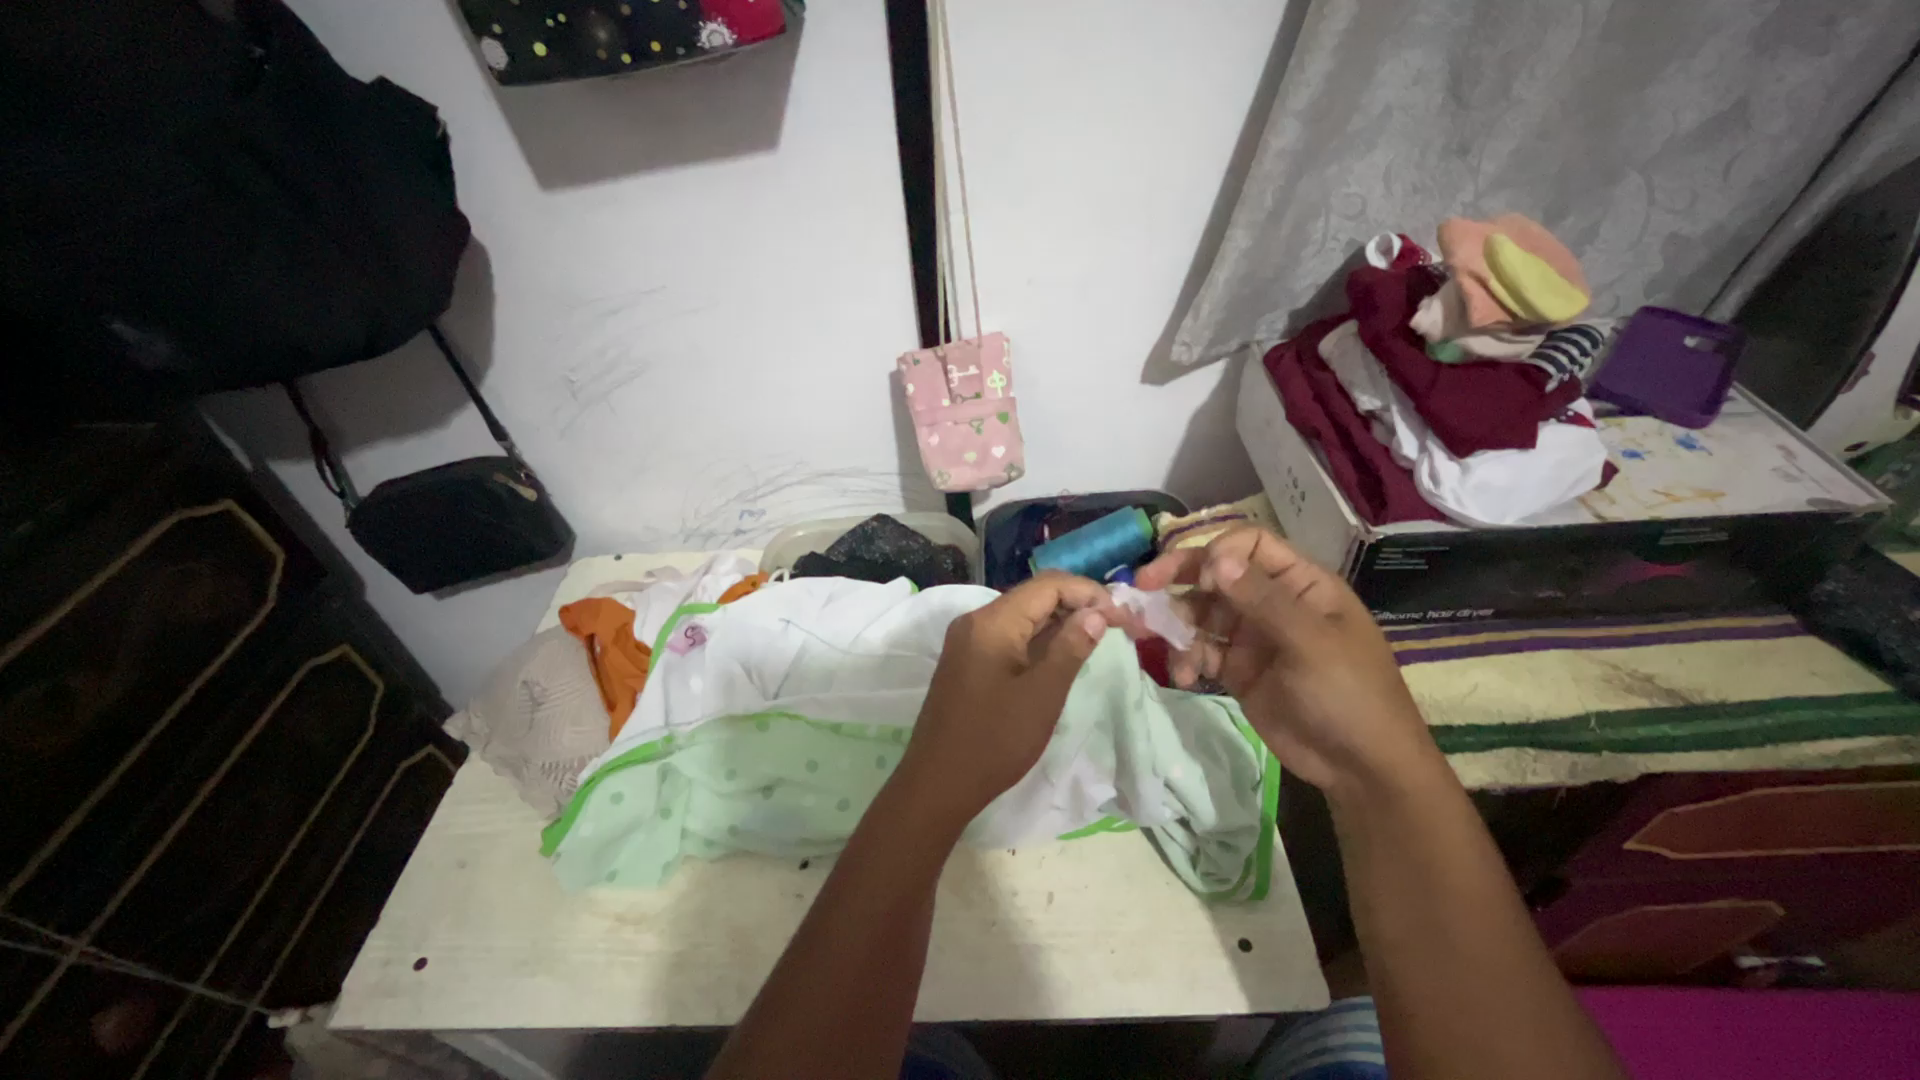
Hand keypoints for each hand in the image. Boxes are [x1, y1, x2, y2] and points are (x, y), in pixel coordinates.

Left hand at [896, 572, 1114, 825]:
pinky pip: (1010, 638)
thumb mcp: (1042, 695)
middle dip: (1078, 605)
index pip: (1048, 585)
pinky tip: (1064, 656)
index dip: (1089, 593)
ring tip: (1098, 638)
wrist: (938, 783)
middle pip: (1034, 597)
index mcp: (992, 622)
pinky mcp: (968, 663)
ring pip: (1023, 617)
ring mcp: (969, 642)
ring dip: (1060, 623)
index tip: (1123, 617)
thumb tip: (1096, 613)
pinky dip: (1040, 641)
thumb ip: (1070, 648)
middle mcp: (976, 622)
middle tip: (1119, 627)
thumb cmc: (994, 740)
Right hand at [1136, 527, 1440, 799]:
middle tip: (1140, 590)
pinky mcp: (1237, 670)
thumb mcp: (1311, 643)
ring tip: (1149, 640)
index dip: (1217, 553)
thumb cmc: (1349, 694)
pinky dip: (1185, 659)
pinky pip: (1200, 651)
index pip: (1250, 545)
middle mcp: (1272, 603)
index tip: (1194, 579)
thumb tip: (1214, 559)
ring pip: (1201, 614)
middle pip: (1216, 575)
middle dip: (1178, 580)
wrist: (1361, 768)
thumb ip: (1262, 599)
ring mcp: (1252, 637)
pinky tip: (1183, 677)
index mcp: (1300, 584)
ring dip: (1174, 624)